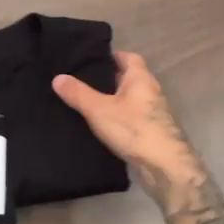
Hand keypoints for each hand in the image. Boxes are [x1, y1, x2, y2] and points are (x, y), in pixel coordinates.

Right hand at [52, 51, 206, 204]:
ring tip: (85, 104)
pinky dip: (117, 119)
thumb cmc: (134, 129)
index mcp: (140, 78)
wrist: (165, 166)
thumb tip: (57, 77)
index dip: (110, 56)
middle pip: (127, 78)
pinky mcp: (151, 132)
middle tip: (80, 82)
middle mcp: (150, 91)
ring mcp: (153, 113)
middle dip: (106, 80)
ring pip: (128, 100)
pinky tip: (100, 127)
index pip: (128, 57)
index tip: (89, 61)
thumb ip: (78, 93)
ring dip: (112, 101)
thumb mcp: (99, 109)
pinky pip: (131, 118)